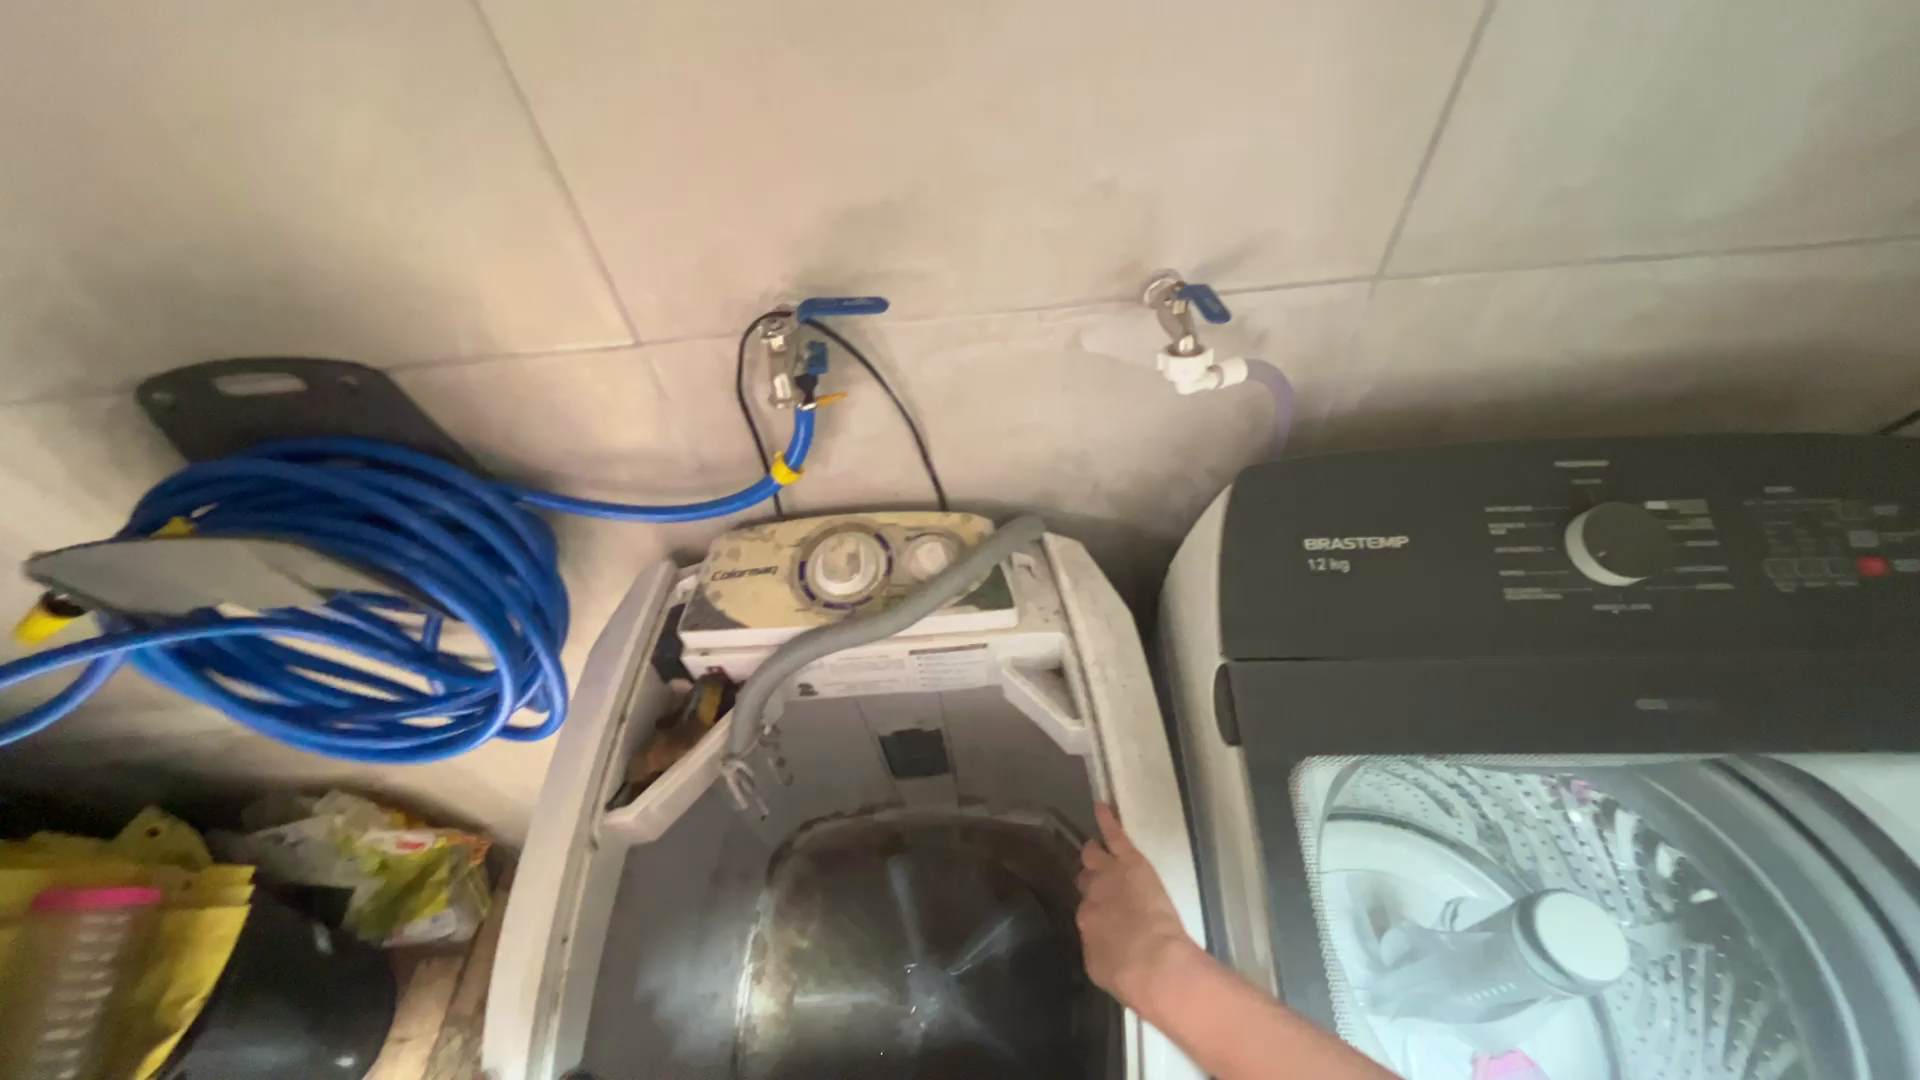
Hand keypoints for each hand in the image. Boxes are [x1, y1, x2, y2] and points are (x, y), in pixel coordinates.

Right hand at [1076, 802, 1197, 1007]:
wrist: (1151, 962)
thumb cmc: (1128, 975)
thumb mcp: (1100, 966)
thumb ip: (1095, 946)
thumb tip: (1098, 941)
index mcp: (1085, 921)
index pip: (1086, 908)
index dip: (1094, 908)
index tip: (1101, 910)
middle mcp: (1091, 894)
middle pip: (1087, 880)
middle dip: (1092, 880)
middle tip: (1098, 883)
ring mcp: (1110, 874)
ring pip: (1096, 856)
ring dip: (1096, 854)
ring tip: (1095, 849)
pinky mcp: (1130, 862)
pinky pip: (1115, 836)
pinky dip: (1108, 820)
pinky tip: (1101, 806)